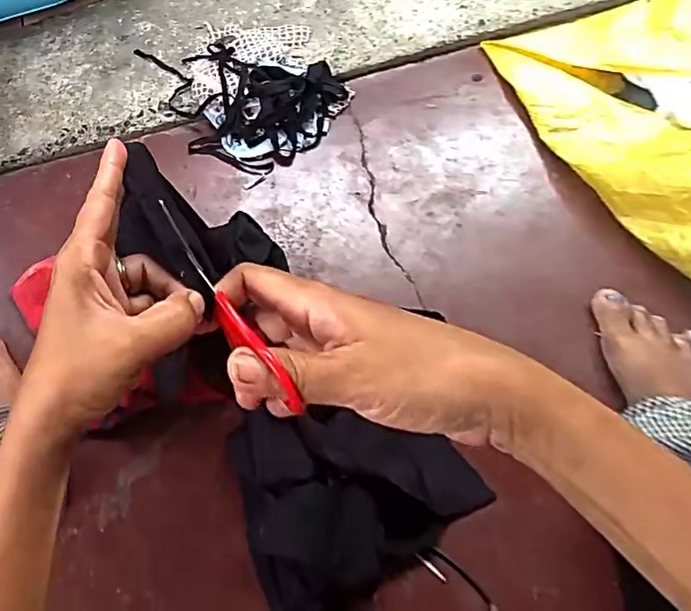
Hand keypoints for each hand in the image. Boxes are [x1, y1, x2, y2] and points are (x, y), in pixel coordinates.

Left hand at [12, 140, 205, 435]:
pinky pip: (143, 303)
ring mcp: (99, 296)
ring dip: (166, 302)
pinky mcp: (107, 318)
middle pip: (137, 253)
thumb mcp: (131, 344)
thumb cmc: (76, 373)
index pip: (100, 206)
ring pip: (147, 281)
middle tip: (189, 300)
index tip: (118, 146)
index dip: (112, 174)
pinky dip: (160, 315)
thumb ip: (174, 318)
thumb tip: (199, 302)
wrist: (50, 422)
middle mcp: (90, 271)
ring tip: (180, 329)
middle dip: (163, 275)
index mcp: (83, 262)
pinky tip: (173, 333)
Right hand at [215, 264, 526, 445]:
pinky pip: (303, 371)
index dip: (222, 299)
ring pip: (279, 347)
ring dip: (265, 373)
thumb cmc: (418, 372)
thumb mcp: (349, 375)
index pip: (251, 280)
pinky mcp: (349, 369)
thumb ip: (289, 373)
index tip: (203, 338)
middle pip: (260, 316)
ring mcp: (334, 343)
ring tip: (268, 406)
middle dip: (241, 348)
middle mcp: (318, 316)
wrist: (487, 392)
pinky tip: (294, 411)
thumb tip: (232, 369)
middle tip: (242, 392)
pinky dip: (290, 388)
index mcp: (314, 302)